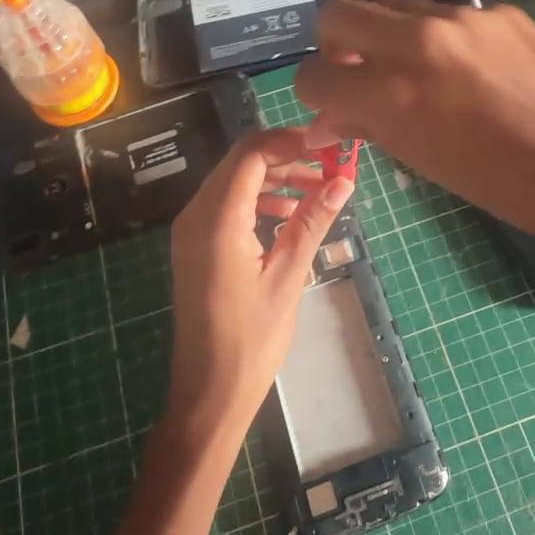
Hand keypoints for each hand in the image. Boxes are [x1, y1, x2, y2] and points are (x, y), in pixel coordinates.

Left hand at [166, 129, 354, 428]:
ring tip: (317, 191)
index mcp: (217, 220)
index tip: (325, 145)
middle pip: (240, 163)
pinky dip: (257, 200)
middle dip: (284, 157)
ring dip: (273, 179)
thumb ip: (312, 222)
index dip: (288, 141)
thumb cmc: (251, 340)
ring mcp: (191, 231)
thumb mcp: (288, 277)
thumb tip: (343, 180)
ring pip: (233, 182)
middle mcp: (196, 215)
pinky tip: (289, 215)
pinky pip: (226, 206)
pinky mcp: (195, 246)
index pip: (250, 155)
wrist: (209, 392)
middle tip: (328, 166)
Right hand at [295, 0, 534, 256]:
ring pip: (392, 6)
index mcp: (391, 92)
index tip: (333, 110)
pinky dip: (438, 38)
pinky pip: (446, 14)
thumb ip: (374, 127)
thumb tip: (336, 117)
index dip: (316, 96)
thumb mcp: (428, 164)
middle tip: (360, 77)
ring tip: (417, 74)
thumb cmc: (511, 189)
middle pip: (337, 14)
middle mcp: (416, 41)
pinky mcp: (499, 11)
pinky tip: (475, 73)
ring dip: (386, 36)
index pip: (313, 75)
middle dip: (335, 46)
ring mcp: (462, 18)